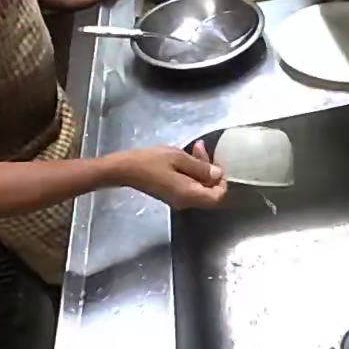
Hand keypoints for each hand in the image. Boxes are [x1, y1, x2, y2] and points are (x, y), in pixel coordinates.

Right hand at [106, 141, 226, 209]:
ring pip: (200, 187)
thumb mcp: (178, 158)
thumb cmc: (150, 161)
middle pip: (210, 192)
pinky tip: (186, 156)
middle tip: (202, 149)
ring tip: (195, 147)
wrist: (125, 169)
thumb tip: (218, 174)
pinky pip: (190, 186)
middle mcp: (186, 202)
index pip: (218, 197)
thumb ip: (200, 167)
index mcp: (190, 195)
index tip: (219, 164)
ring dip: (201, 168)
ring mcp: (178, 199)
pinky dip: (192, 172)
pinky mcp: (172, 194)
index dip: (223, 182)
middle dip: (211, 170)